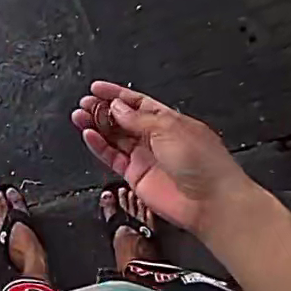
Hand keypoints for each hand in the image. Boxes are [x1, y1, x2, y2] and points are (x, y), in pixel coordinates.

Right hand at [71, 81, 256, 232]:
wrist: (211, 202)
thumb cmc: (206, 164)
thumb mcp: (170, 128)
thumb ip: (138, 118)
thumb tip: (117, 107)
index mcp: (170, 122)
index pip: (137, 103)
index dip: (116, 94)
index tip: (97, 88)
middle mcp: (156, 138)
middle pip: (122, 119)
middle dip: (102, 109)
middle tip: (86, 103)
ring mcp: (145, 156)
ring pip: (113, 136)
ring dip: (96, 125)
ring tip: (80, 116)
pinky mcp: (135, 174)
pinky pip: (111, 156)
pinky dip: (98, 145)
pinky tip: (89, 135)